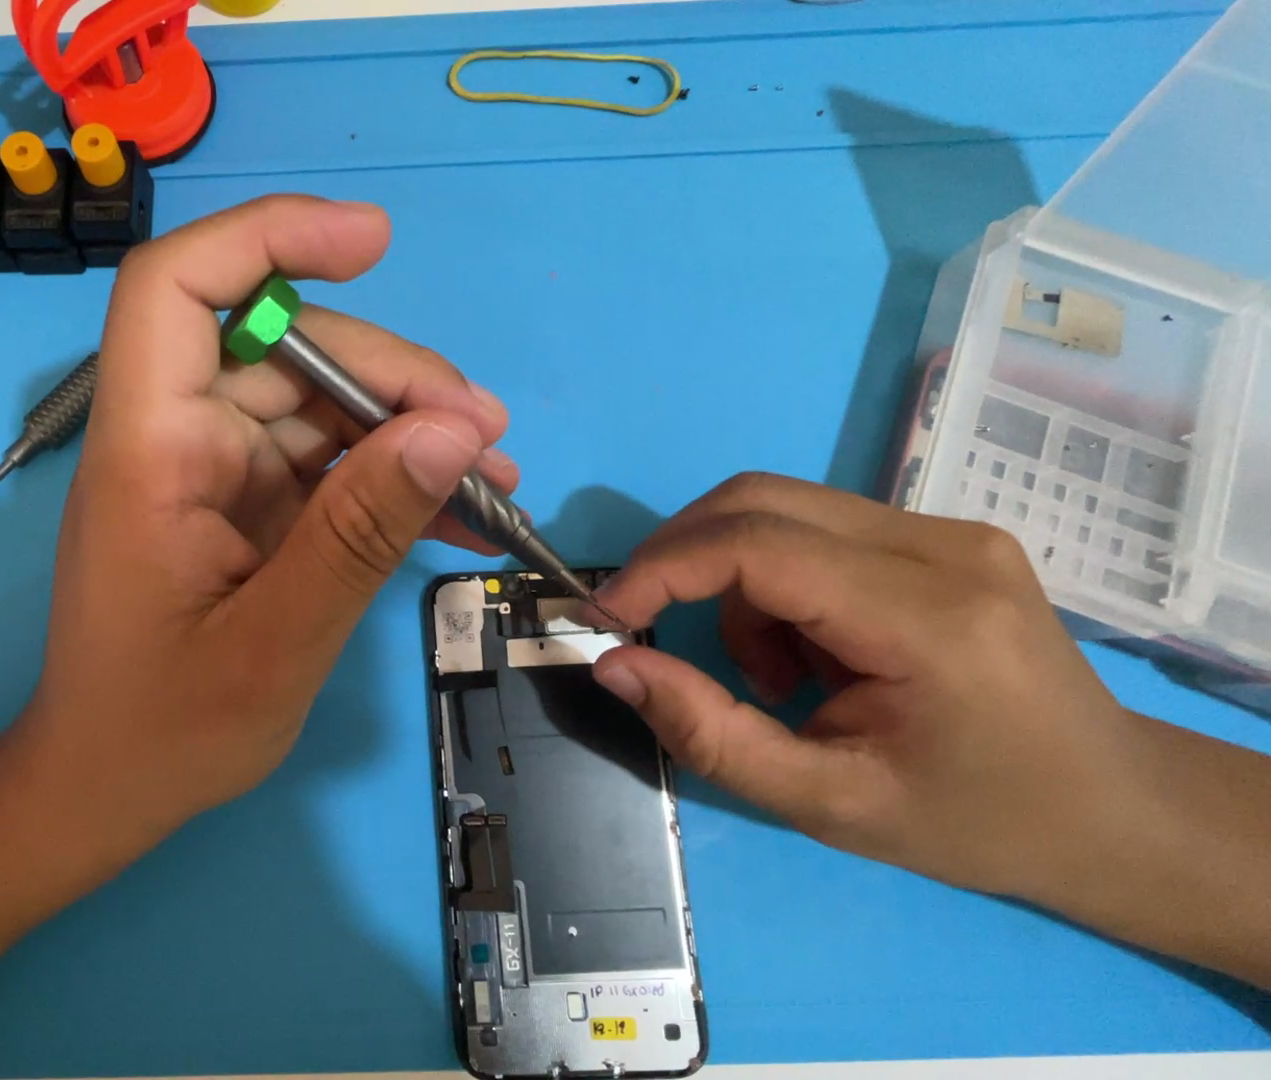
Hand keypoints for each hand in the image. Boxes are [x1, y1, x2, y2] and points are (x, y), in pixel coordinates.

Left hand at [21, 195, 515, 836]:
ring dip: (409, 433)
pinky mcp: (245, 509)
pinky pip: (325, 467)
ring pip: (319, 407)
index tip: (370, 242)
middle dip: (392, 379)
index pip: (178, 291)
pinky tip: (460, 511)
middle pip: (285, 351)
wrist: (108, 788)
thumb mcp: (274, 644)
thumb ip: (357, 536)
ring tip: (494, 479)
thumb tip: (448, 433)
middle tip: (485, 438)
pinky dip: (389, 481)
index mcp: (151, 451)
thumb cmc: (164, 729)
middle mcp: (179, 441)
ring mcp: (215, 474)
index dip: (268, 238)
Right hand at [588, 472, 1137, 898]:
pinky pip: (810, 531)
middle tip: (641, 623)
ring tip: (763, 673)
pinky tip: (803, 654)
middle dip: (675, 557)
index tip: (604, 617)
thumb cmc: (973, 820)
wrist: (1114, 811)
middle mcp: (941, 546)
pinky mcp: (937, 538)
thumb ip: (707, 733)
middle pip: (757, 500)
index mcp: (929, 616)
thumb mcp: (825, 802)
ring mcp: (946, 532)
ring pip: (776, 509)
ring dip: (727, 580)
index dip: (661, 569)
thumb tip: (612, 666)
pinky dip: (767, 584)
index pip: (758, 546)